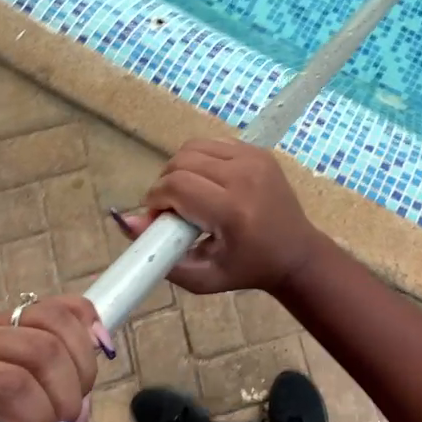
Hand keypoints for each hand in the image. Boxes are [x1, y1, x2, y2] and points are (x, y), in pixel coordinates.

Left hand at [0, 296, 101, 421]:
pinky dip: (87, 331)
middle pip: (37, 347)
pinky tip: (92, 359)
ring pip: (54, 320)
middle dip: (65, 396)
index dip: (37, 419)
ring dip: (80, 368)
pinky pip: (62, 308)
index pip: (4, 383)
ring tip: (67, 408)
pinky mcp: (8, 320)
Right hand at [118, 139, 329, 294]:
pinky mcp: (258, 151)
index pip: (176, 185)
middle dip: (164, 184)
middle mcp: (245, 176)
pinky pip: (212, 144)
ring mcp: (254, 159)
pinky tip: (206, 184)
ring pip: (194, 148)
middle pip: (181, 162)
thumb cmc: (246, 270)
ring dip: (179, 170)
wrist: (296, 253)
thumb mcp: (201, 276)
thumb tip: (125, 222)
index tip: (158, 219)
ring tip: (186, 196)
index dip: (156, 199)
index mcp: (233, 210)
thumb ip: (160, 254)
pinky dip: (199, 161)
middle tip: (170, 210)